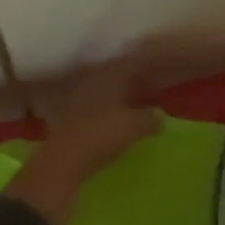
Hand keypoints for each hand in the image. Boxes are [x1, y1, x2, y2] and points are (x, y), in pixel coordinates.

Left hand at [2, 61, 157, 224]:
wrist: (63, 160)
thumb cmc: (101, 135)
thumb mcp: (133, 127)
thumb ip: (150, 118)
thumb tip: (160, 115)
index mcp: (108, 77)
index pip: (129, 64)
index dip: (146, 68)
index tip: (160, 74)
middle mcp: (92, 83)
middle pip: (117, 77)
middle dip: (135, 83)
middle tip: (153, 91)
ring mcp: (80, 100)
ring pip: (106, 92)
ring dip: (122, 98)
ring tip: (139, 108)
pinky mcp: (73, 118)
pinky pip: (98, 108)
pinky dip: (111, 112)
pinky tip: (119, 123)